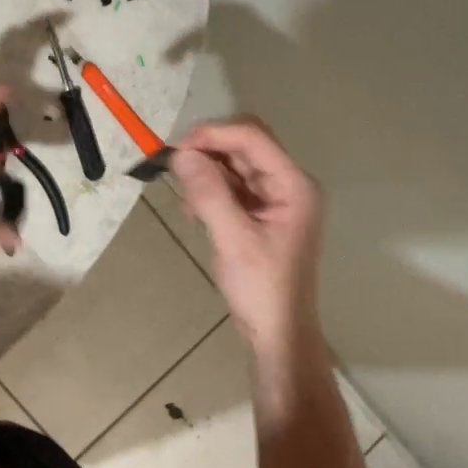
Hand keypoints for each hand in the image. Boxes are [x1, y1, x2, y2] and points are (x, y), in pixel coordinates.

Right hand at [170, 117, 322, 355]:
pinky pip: (233, 187)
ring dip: (207, 172)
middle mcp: (288, 184)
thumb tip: (180, 155)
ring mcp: (276, 199)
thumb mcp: (233, 239)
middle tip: (174, 167)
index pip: (252, 138)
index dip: (213, 134)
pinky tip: (194, 211)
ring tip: (186, 199)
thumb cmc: (261, 288)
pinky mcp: (261, 214)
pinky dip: (211, 191)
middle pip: (245, 145)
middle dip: (208, 150)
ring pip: (236, 165)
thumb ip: (208, 193)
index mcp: (294, 185)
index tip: (176, 148)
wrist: (278, 332)